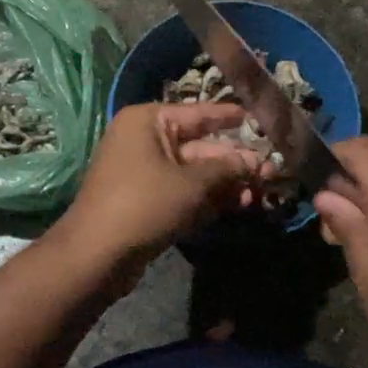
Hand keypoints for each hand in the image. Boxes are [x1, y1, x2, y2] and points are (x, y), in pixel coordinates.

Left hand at [52, 102, 264, 264]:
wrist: (96, 255)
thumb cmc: (144, 204)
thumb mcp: (192, 184)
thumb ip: (226, 169)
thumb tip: (255, 162)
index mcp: (148, 121)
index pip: (198, 113)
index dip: (230, 117)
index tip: (261, 117)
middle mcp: (144, 140)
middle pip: (199, 146)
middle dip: (234, 161)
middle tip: (270, 171)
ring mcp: (143, 172)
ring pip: (193, 173)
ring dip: (226, 183)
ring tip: (261, 193)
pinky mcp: (146, 201)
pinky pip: (183, 193)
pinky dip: (207, 199)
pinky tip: (238, 207)